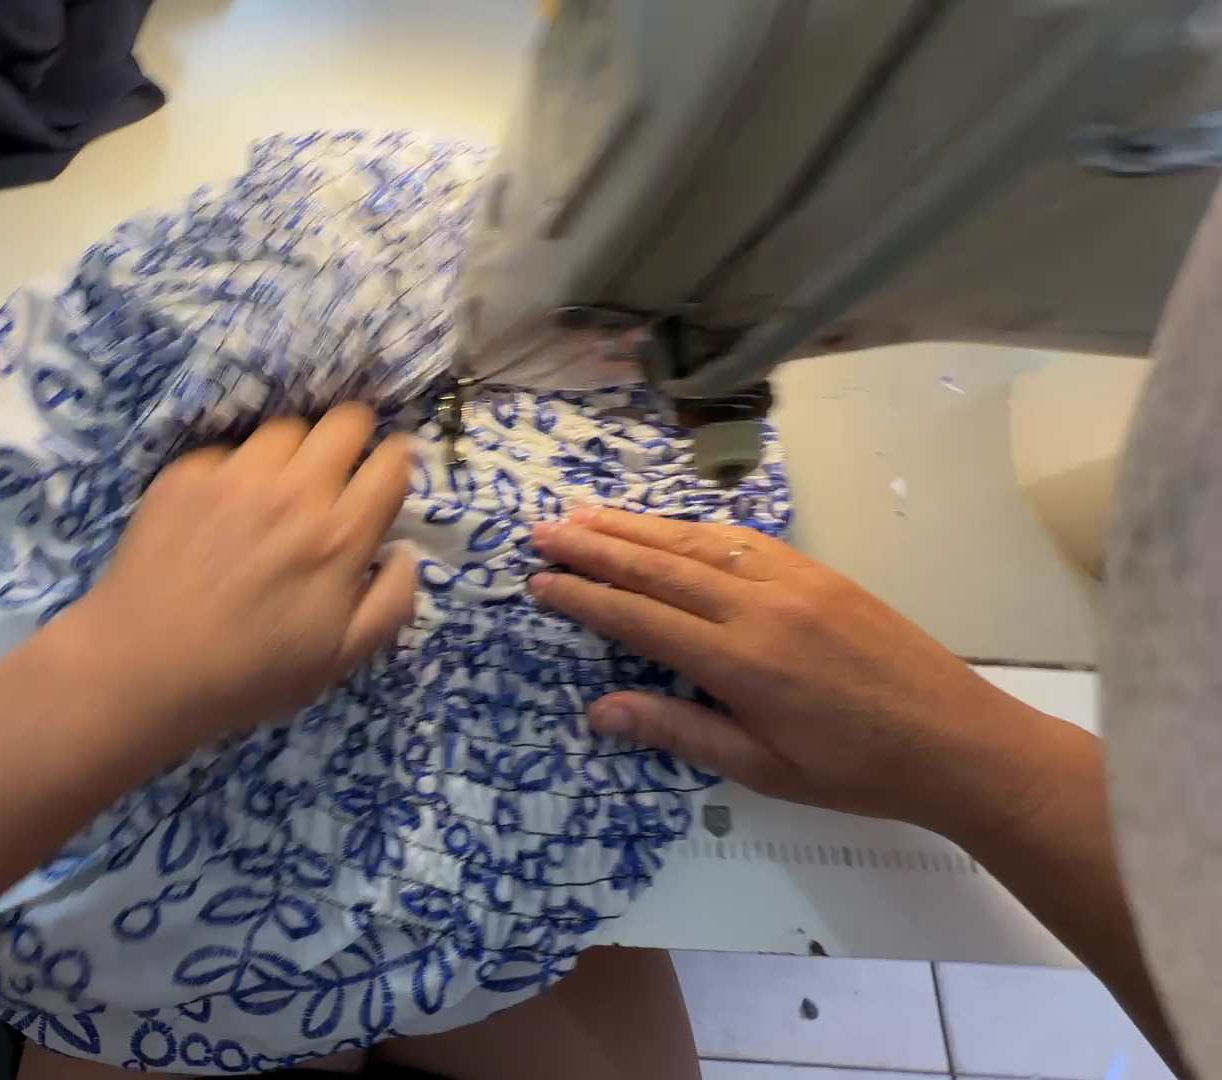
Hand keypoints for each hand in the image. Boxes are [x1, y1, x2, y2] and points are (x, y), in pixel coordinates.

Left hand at [49, 404, 418, 744]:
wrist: (143, 669)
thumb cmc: (248, 673)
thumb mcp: (339, 659)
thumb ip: (391, 601)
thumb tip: (406, 552)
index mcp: (338, 537)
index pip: (392, 462)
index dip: (394, 467)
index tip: (380, 483)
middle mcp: (291, 493)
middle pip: (345, 421)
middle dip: (352, 440)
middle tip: (335, 475)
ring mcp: (232, 477)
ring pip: (285, 428)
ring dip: (293, 452)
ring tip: (275, 489)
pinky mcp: (184, 475)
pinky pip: (227, 450)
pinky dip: (235, 470)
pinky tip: (221, 508)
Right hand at [528, 508, 1054, 830]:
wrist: (967, 747)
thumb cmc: (854, 770)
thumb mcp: (760, 769)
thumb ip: (676, 731)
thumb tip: (596, 711)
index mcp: (742, 664)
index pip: (639, 617)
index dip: (583, 597)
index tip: (539, 582)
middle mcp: (761, 609)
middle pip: (658, 566)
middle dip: (592, 547)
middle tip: (542, 532)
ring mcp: (793, 582)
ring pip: (694, 542)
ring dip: (632, 526)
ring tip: (582, 514)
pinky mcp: (817, 571)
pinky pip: (739, 538)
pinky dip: (687, 527)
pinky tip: (658, 523)